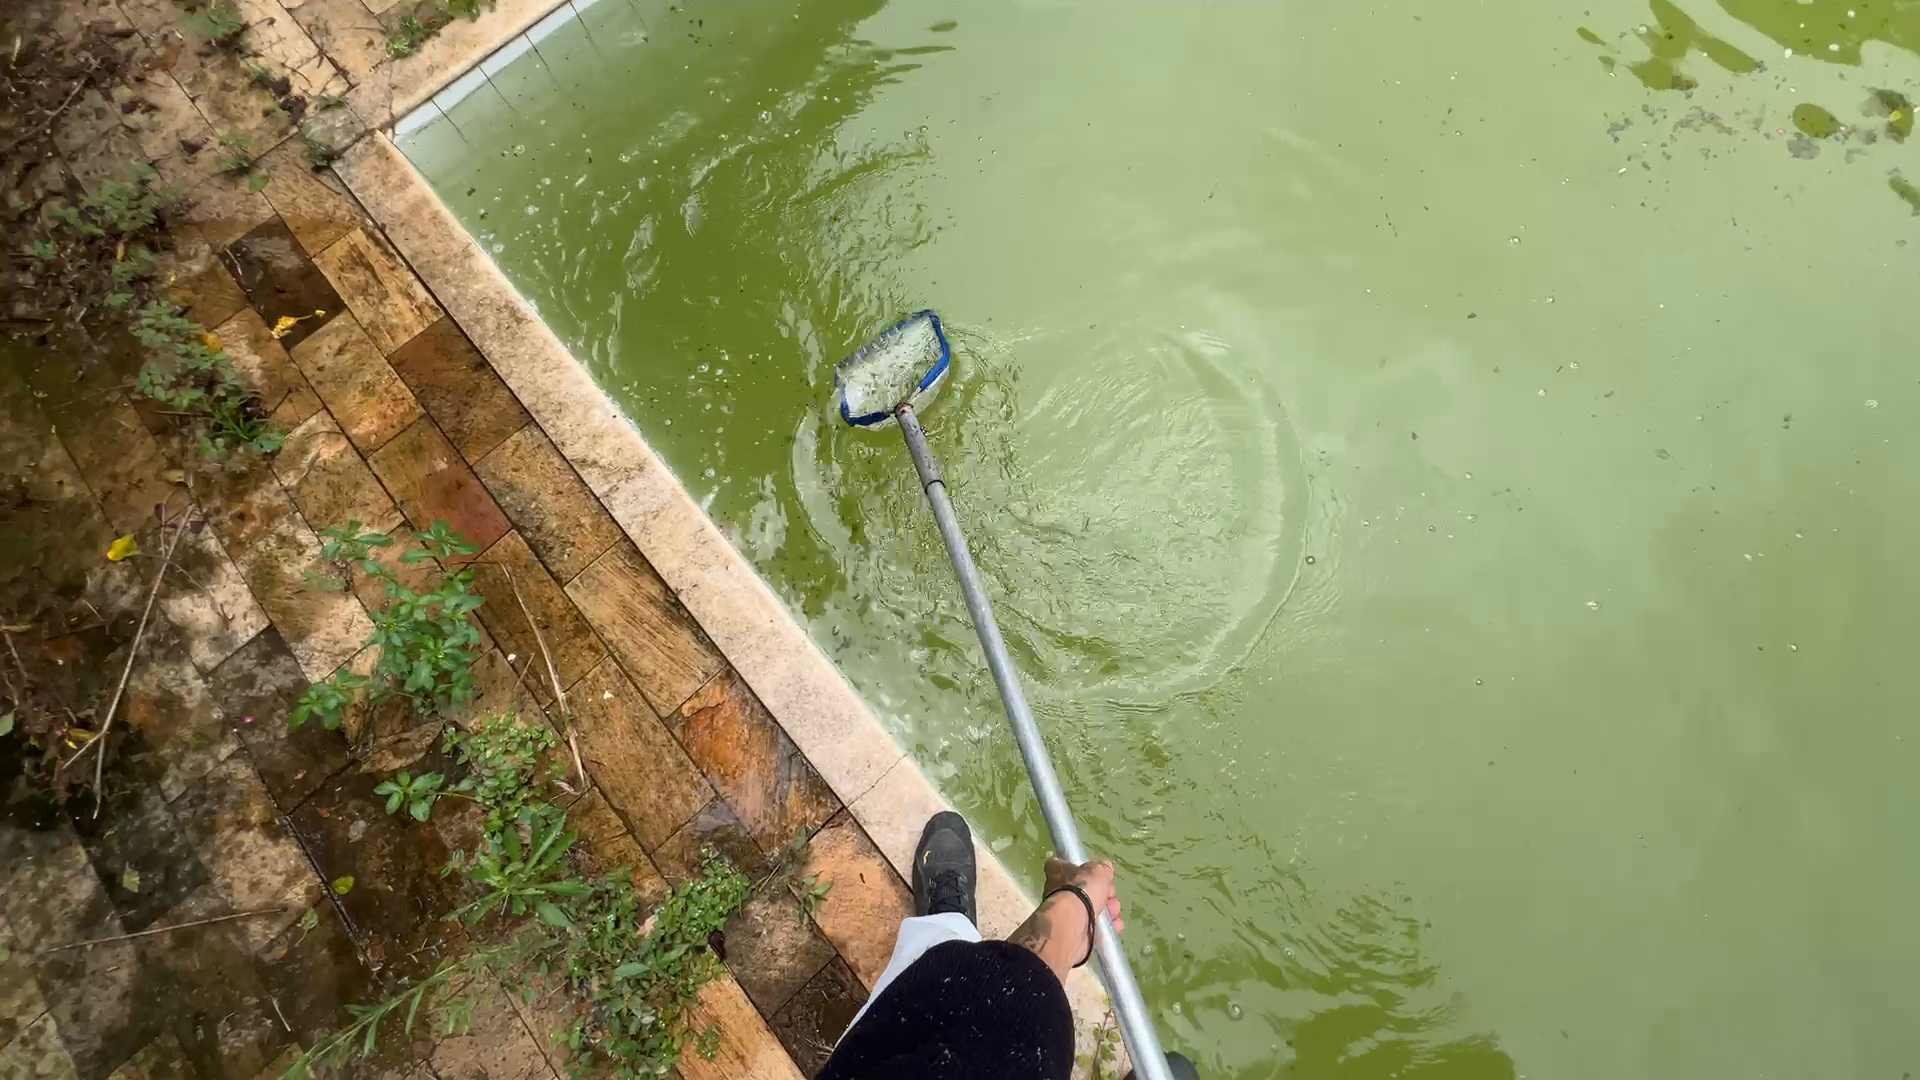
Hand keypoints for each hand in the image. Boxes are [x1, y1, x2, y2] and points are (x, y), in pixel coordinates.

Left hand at [1043, 857, 1124, 935]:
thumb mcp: (1096, 871)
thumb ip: (1101, 869)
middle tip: (1111, 895)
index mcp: (1057, 872)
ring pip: (1089, 909)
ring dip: (1106, 910)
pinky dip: (1105, 927)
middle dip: (1101, 892)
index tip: (1097, 873)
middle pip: (1083, 889)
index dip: (1082, 869)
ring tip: (1115, 911)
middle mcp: (1057, 891)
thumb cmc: (1080, 890)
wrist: (1072, 924)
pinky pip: (1093, 927)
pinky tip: (1116, 926)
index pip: (1065, 866)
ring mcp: (1065, 913)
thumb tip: (1105, 867)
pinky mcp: (1074, 932)